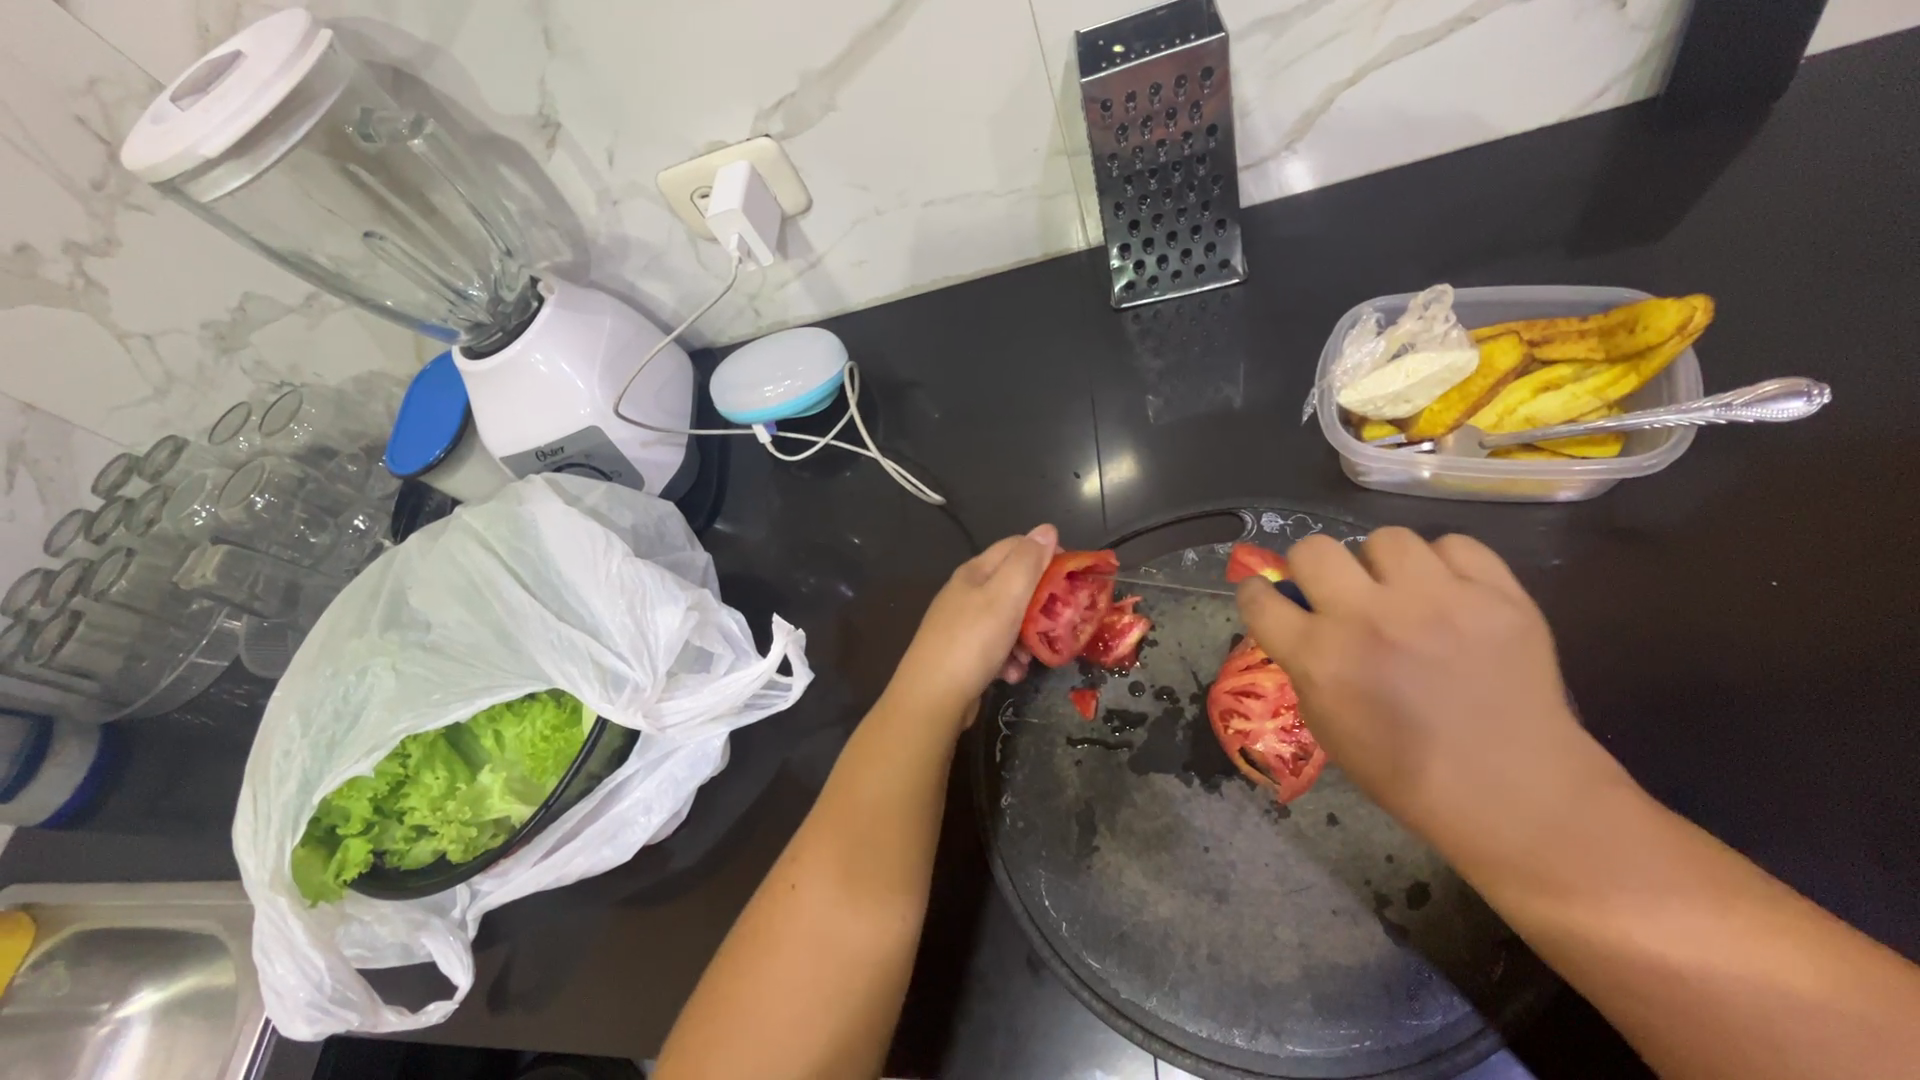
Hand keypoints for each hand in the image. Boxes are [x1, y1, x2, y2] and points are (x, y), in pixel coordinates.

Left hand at [886, 525, 1058, 727]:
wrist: (932, 698)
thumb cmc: (973, 642)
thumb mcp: (1006, 596)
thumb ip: (1028, 563)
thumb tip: (1047, 528)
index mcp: (975, 572)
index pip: (1017, 546)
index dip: (1047, 555)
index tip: (1071, 578)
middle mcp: (966, 592)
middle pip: (1014, 586)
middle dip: (1039, 605)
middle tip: (1058, 623)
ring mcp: (962, 624)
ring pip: (1008, 620)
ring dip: (1026, 638)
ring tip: (1031, 656)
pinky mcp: (963, 653)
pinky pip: (996, 648)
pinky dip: (1009, 659)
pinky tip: (1011, 674)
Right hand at [1237, 528, 1614, 839]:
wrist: (1510, 789)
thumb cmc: (1404, 770)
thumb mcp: (1326, 724)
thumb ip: (1307, 665)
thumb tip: (1302, 623)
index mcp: (1321, 657)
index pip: (1260, 598)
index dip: (1257, 594)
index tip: (1268, 596)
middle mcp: (1369, 617)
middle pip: (1314, 550)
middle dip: (1313, 567)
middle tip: (1334, 589)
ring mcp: (1437, 600)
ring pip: (1385, 539)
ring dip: (1382, 565)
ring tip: (1401, 591)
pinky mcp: (1496, 594)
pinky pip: (1455, 546)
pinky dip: (1445, 566)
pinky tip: (1450, 594)